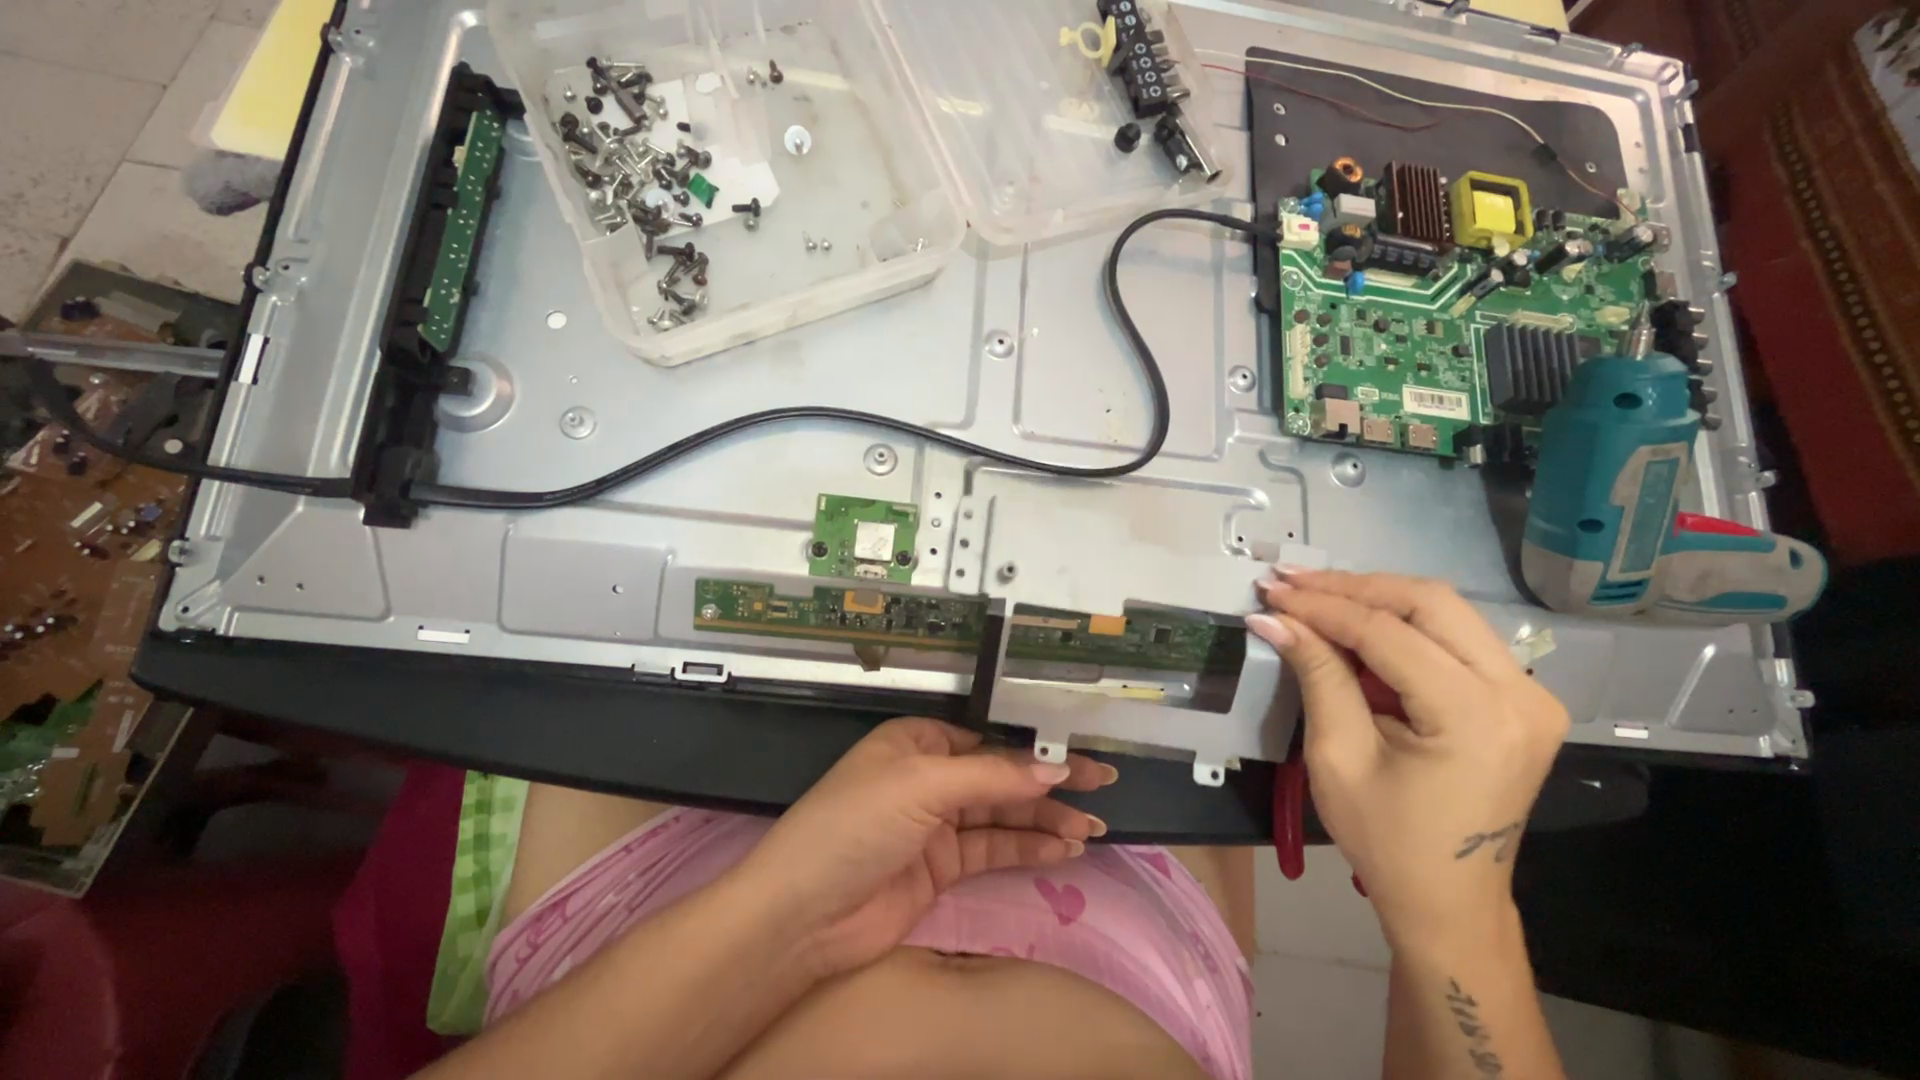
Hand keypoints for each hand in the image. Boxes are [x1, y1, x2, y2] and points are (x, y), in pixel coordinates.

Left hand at [734, 717, 1113, 978]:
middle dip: (1051, 784)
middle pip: (1001, 776)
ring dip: (1047, 820)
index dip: (1035, 748)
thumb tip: (1057, 767)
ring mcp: (935, 825)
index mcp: (917, 743)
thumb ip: (993, 776)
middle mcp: (929, 778)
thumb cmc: (856, 825)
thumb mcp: (923, 786)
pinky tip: (1064, 849)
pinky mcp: (941, 868)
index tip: (1082, 756)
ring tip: (1093, 829)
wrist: (804, 914)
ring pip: (1003, 815)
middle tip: (1105, 789)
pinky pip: (993, 849)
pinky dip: (1028, 848)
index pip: (988, 738)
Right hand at [1246, 571, 1569, 947]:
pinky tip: (1352, 626)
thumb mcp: (1339, 757)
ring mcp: (1529, 693)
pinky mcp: (1520, 698)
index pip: (1389, 633)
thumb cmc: (1387, 841)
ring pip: (1445, 612)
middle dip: (1353, 588)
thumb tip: (1274, 619)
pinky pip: (1455, 639)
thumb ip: (1317, 675)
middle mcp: (1519, 693)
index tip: (1270, 594)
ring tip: (1312, 598)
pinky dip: (1400, 626)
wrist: (1450, 900)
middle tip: (1290, 584)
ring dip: (1375, 600)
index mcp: (1476, 716)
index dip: (1323, 608)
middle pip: (1430, 603)